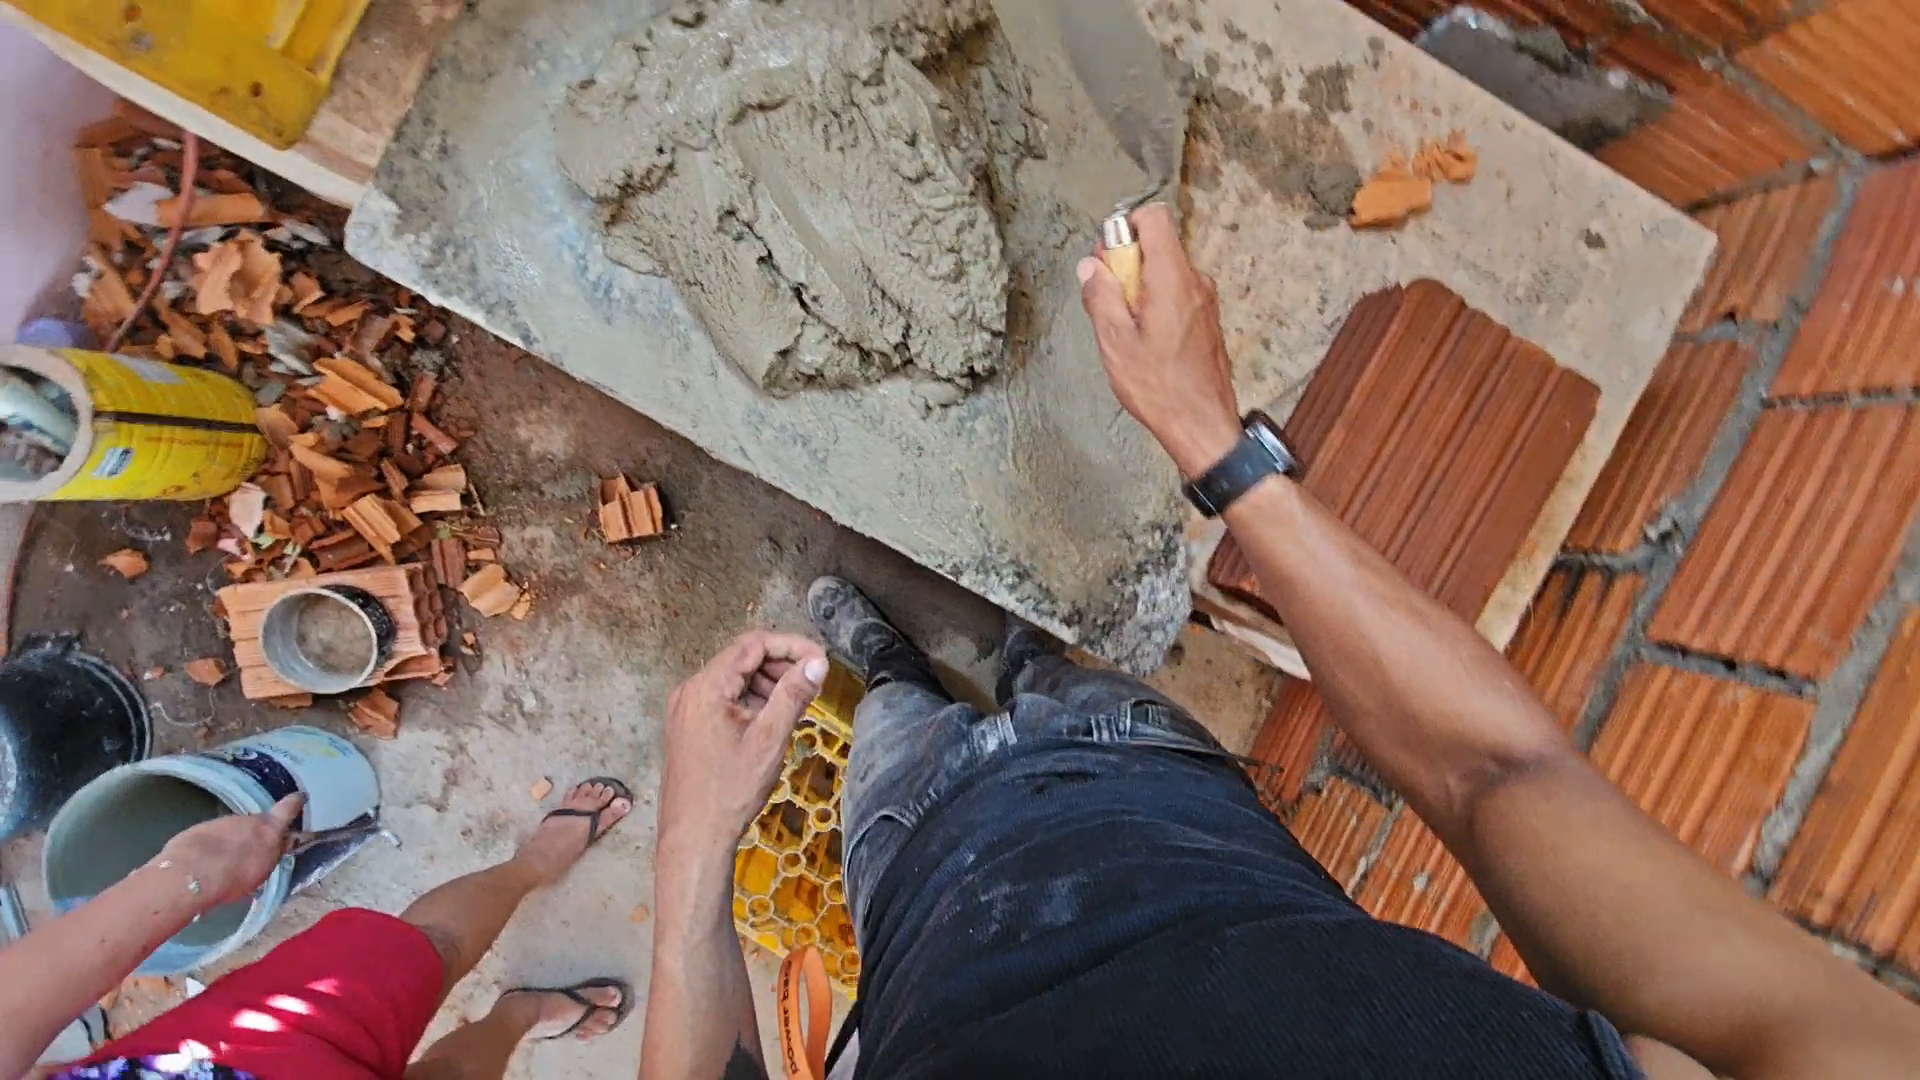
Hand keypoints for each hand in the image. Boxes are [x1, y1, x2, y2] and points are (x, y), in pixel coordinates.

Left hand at [150, 793, 304, 909]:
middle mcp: (248, 819)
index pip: (289, 807)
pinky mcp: (194, 830)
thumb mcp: (263, 870)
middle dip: (250, 835)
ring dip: (225, 843)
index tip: (299, 798)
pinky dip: (204, 848)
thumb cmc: (233, 877)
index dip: (294, 803)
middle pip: (254, 823)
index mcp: (270, 828)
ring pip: (228, 831)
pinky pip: (204, 838)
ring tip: (216, 865)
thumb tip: (276, 846)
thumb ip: (271, 853)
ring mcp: (220, 823)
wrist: (187, 878)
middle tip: (243, 855)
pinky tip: (196, 865)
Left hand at [660, 631, 828, 859]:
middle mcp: (691, 690)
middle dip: (782, 666)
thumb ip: (794, 694)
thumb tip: (818, 663)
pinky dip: (752, 701)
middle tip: (813, 684)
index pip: (754, 644)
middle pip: (743, 658)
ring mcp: (687, 708)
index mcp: (706, 687)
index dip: (792, 646)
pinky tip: (773, 720)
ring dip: (769, 684)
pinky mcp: (689, 725)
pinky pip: (725, 698)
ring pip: (736, 678)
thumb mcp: (769, 739)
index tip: (820, 661)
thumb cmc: (730, 791)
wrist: (693, 839)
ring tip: (797, 705)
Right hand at [1079, 202, 1242, 478]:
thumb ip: (1101, 297)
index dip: (1124, 230)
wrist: (1201, 423)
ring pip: (1164, 274)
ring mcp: (1205, 300)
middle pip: (1156, 247)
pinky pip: (1176, 296)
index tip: (1108, 263)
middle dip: (1126, 267)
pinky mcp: (1207, 320)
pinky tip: (1146, 343)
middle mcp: (1194, 281)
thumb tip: (1089, 267)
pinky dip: (1156, 307)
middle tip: (1110, 306)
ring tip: (1127, 333)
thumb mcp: (1115, 342)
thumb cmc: (1159, 387)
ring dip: (1139, 291)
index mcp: (1171, 278)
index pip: (1153, 219)